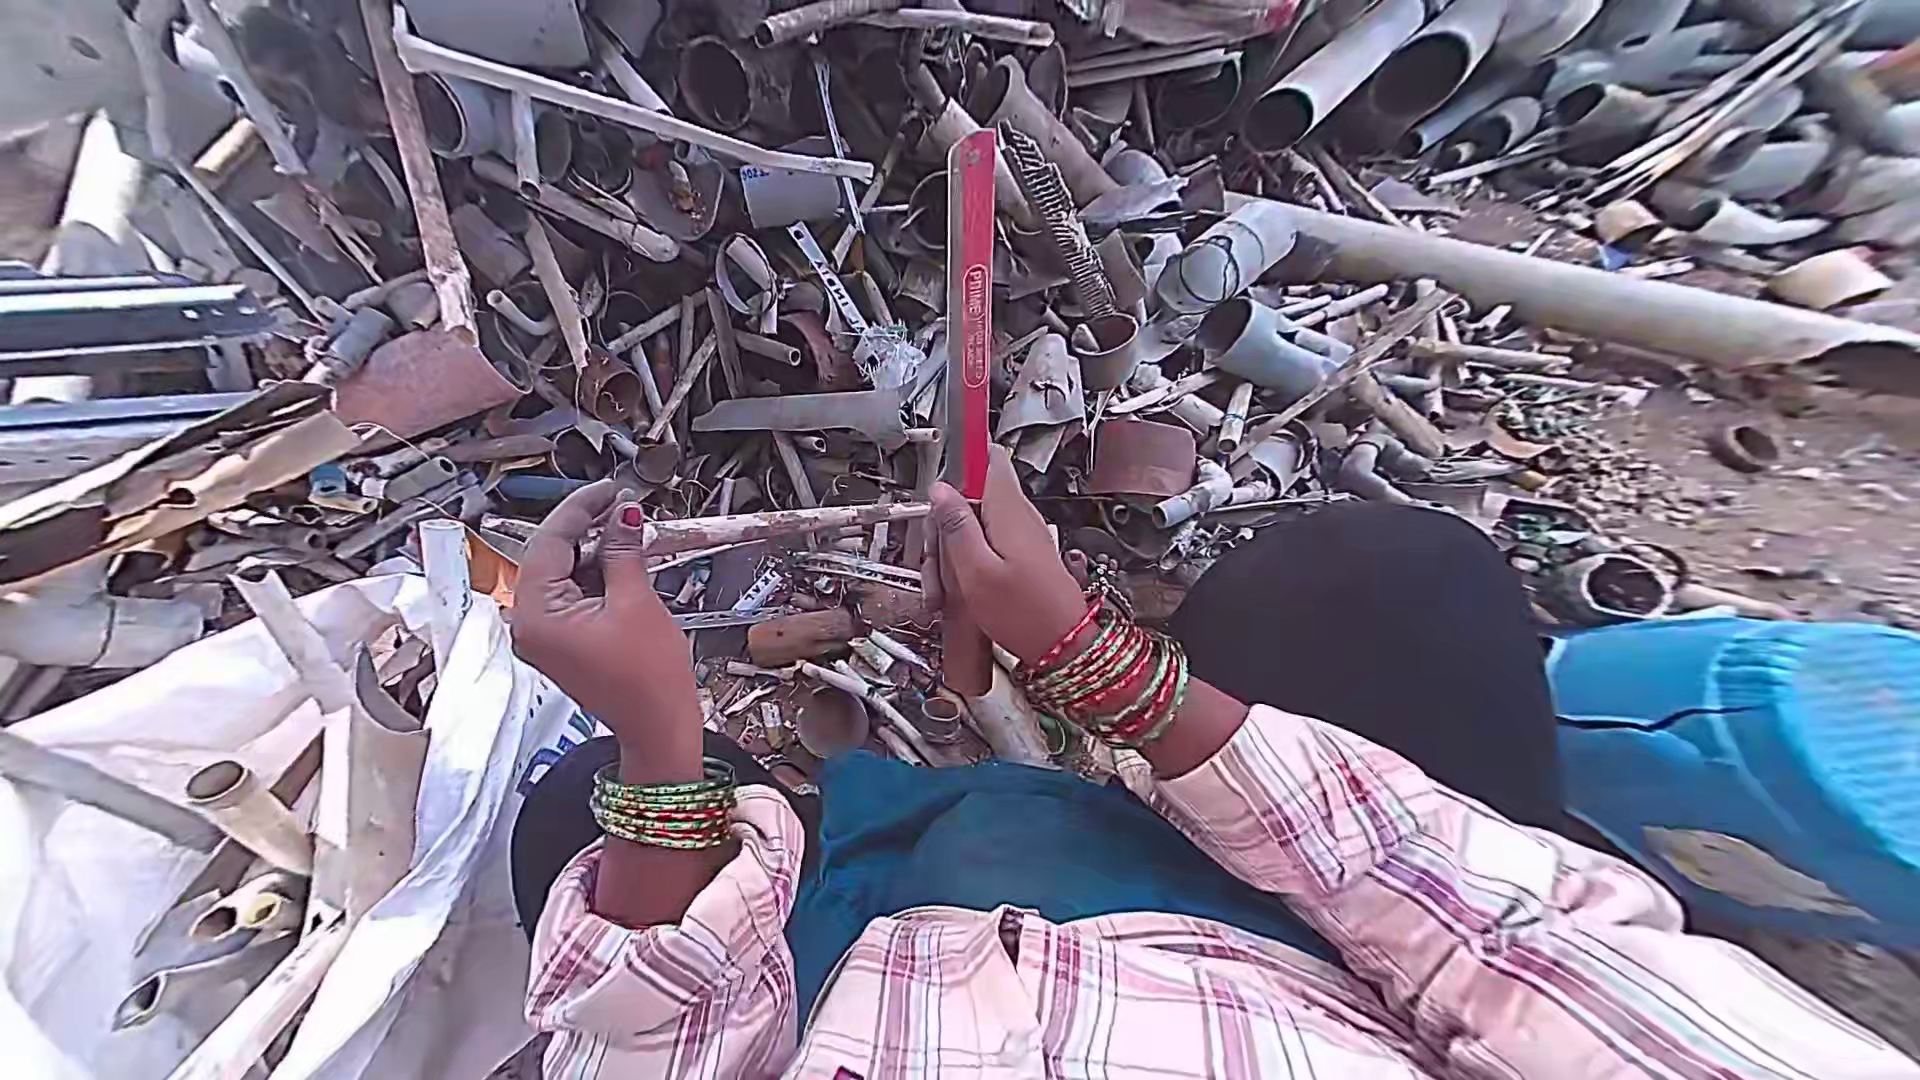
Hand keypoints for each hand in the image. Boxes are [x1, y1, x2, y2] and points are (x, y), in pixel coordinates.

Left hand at [510, 480, 703, 782]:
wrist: (659, 723)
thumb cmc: (648, 676)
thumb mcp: (637, 602)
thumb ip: (623, 552)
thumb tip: (622, 513)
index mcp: (536, 615)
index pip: (550, 543)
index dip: (582, 509)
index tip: (610, 490)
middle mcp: (530, 625)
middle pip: (555, 557)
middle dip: (591, 529)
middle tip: (626, 507)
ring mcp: (547, 635)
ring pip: (568, 575)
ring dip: (599, 552)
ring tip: (632, 533)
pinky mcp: (567, 641)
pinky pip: (577, 595)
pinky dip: (601, 576)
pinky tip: (626, 562)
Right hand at [922, 446, 1089, 665]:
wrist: (1063, 647)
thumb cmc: (1022, 614)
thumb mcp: (976, 572)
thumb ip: (956, 526)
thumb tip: (940, 489)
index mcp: (1007, 509)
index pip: (987, 455)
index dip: (958, 461)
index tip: (936, 489)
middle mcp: (1016, 514)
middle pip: (968, 497)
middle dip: (942, 526)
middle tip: (934, 566)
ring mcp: (1018, 533)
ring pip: (971, 524)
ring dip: (949, 552)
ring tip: (942, 592)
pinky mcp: (1018, 552)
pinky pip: (983, 545)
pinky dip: (965, 564)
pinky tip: (956, 593)